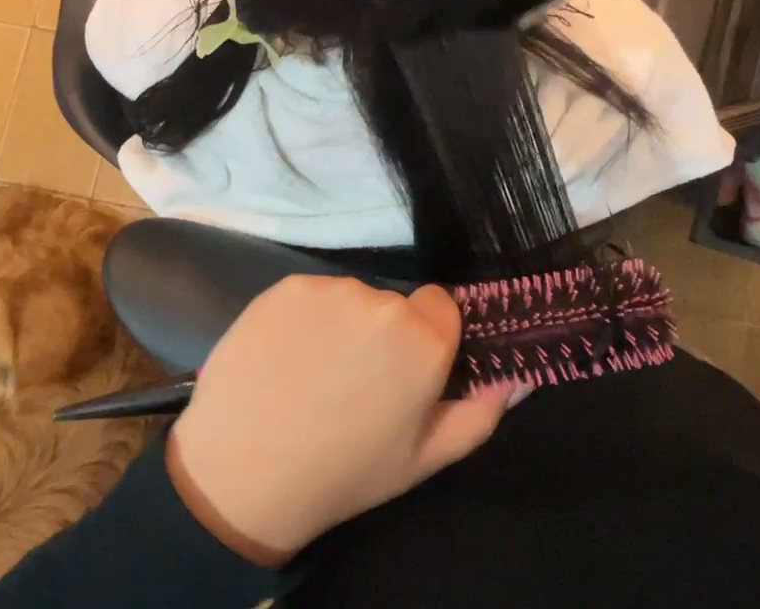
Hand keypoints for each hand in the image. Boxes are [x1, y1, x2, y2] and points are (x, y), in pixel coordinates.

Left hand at [166, 276, 514, 564]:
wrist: (241, 474)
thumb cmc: (344, 472)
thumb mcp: (425, 458)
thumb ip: (482, 412)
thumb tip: (518, 376)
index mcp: (423, 339)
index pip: (443, 306)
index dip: (427, 338)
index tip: (405, 370)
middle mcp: (380, 301)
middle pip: (395, 305)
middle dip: (385, 335)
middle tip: (355, 383)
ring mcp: (327, 289)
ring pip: (351, 299)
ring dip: (343, 325)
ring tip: (313, 375)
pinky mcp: (283, 286)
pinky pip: (310, 295)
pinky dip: (305, 320)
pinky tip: (285, 358)